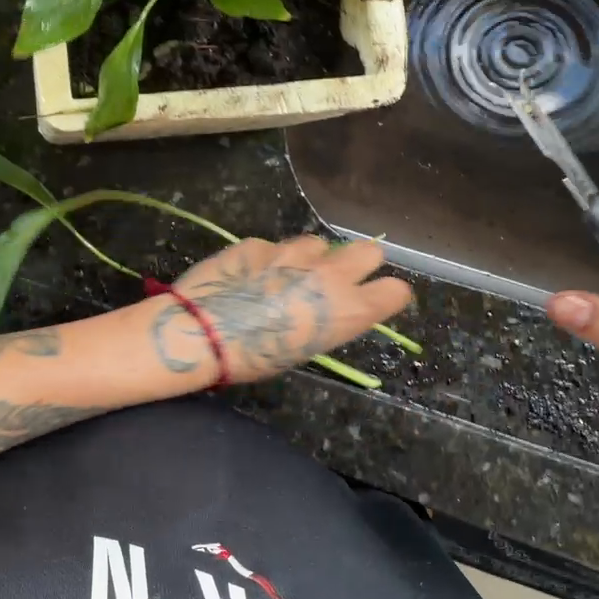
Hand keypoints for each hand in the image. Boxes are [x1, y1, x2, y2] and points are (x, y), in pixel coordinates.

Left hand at [149, 236, 413, 383]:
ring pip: (316, 242)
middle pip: (367, 250)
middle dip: (356, 261)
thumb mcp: (306, 347)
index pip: (396, 290)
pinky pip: (272, 246)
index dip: (383, 293)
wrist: (202, 331)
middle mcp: (328, 274)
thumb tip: (323, 308)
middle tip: (333, 277)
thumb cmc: (255, 356)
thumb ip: (327, 319)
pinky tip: (246, 275)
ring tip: (283, 274)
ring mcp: (291, 253)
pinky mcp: (256, 243)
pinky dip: (266, 258)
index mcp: (349, 309)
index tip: (370, 297)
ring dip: (307, 256)